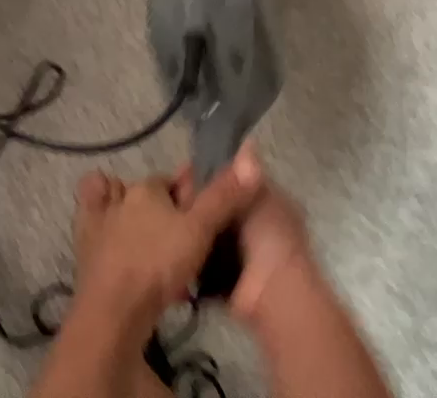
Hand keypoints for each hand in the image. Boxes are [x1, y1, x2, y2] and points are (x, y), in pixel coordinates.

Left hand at [69, 152, 262, 327]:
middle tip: (181, 239)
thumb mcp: (199, 230)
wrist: (115, 305)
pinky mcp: (84, 244)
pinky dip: (107, 227)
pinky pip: (97, 225)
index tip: (202, 215)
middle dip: (162, 210)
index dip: (188, 195)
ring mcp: (97, 219)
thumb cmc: (159, 263)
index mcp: (146, 188)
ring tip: (153, 246)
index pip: (170, 180)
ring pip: (117, 206)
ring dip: (132, 218)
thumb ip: (222, 197)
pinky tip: (122, 247)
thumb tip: (248, 158)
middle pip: (145, 195)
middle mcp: (119, 196)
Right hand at [174, 144, 316, 323]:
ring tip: (162, 213)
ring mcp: (232, 251)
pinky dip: (185, 246)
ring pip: (203, 227)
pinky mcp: (217, 274)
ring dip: (188, 223)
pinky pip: (197, 253)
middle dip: (195, 198)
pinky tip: (167, 235)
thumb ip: (248, 173)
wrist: (274, 295)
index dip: (211, 173)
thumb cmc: (273, 240)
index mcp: (263, 204)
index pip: (231, 181)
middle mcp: (248, 225)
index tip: (185, 170)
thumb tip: (245, 141)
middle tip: (169, 194)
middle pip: (214, 203)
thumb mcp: (263, 198)